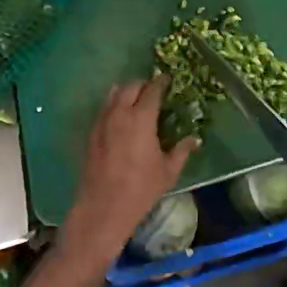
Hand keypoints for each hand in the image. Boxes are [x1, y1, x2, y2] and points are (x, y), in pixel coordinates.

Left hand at [58, 76, 198, 266]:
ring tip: (136, 98)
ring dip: (126, 91)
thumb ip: (182, 151)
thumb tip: (195, 139)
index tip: (168, 80)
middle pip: (130, 87)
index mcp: (141, 118)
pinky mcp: (91, 133)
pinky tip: (120, 116)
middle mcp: (120, 113)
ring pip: (113, 95)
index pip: (152, 90)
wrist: (104, 207)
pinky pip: (103, 109)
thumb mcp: (168, 171)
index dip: (161, 82)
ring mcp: (102, 122)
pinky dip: (113, 105)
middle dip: (143, 84)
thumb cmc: (141, 189)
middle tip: (153, 90)